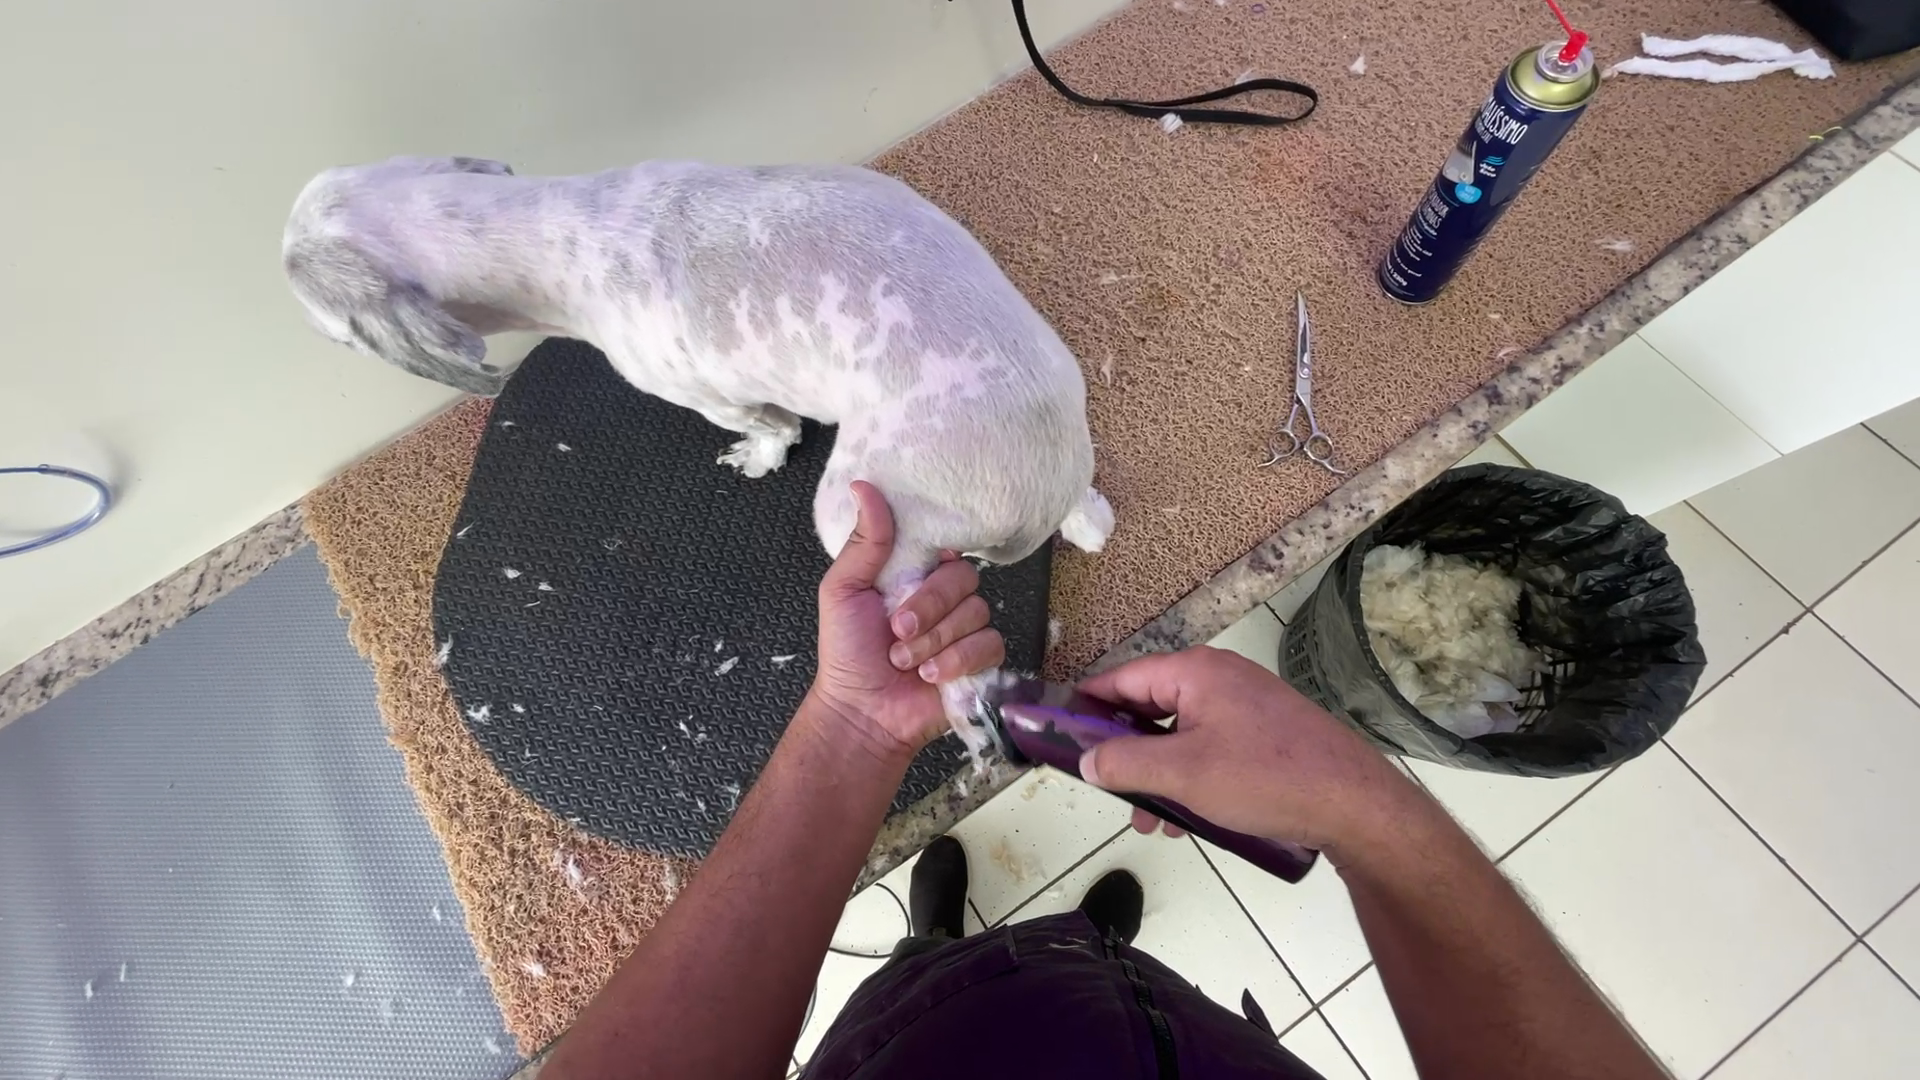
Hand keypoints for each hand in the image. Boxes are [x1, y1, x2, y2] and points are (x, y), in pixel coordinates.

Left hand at [809, 482, 1005, 759]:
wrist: (862, 712)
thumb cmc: (848, 650)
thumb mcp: (844, 590)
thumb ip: (865, 543)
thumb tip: (864, 485)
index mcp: (918, 572)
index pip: (946, 547)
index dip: (934, 561)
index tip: (911, 577)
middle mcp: (946, 596)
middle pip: (964, 579)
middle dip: (928, 608)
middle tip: (897, 631)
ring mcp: (966, 628)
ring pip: (977, 613)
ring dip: (936, 641)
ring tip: (905, 661)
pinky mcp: (981, 660)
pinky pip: (990, 645)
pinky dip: (958, 661)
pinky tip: (931, 677)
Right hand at [1076, 647, 1428, 864]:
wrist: (1359, 806)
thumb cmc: (1264, 778)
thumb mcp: (1183, 774)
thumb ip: (1124, 763)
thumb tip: (1085, 760)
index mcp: (1194, 671)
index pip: (1122, 679)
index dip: (1088, 706)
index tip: (1063, 735)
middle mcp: (1217, 677)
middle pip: (1149, 707)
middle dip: (1126, 753)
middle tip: (1110, 791)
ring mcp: (1244, 703)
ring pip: (1180, 733)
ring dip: (1158, 774)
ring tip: (1152, 821)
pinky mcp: (1264, 730)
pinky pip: (1209, 745)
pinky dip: (1191, 776)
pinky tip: (1190, 819)